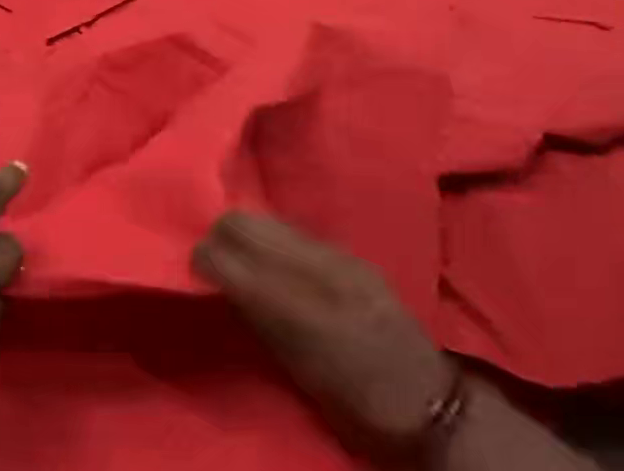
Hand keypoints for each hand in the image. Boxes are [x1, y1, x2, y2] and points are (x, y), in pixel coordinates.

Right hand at [195, 212, 453, 457]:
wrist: (430, 406)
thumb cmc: (350, 401)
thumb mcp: (291, 367)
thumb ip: (252, 313)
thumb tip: (216, 279)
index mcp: (296, 308)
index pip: (226, 258)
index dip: (201, 257)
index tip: (193, 267)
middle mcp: (314, 270)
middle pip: (242, 223)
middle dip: (218, 233)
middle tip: (213, 254)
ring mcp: (337, 257)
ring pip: (268, 218)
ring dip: (245, 230)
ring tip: (241, 251)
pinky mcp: (351, 254)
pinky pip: (295, 229)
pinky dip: (274, 237)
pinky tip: (276, 256)